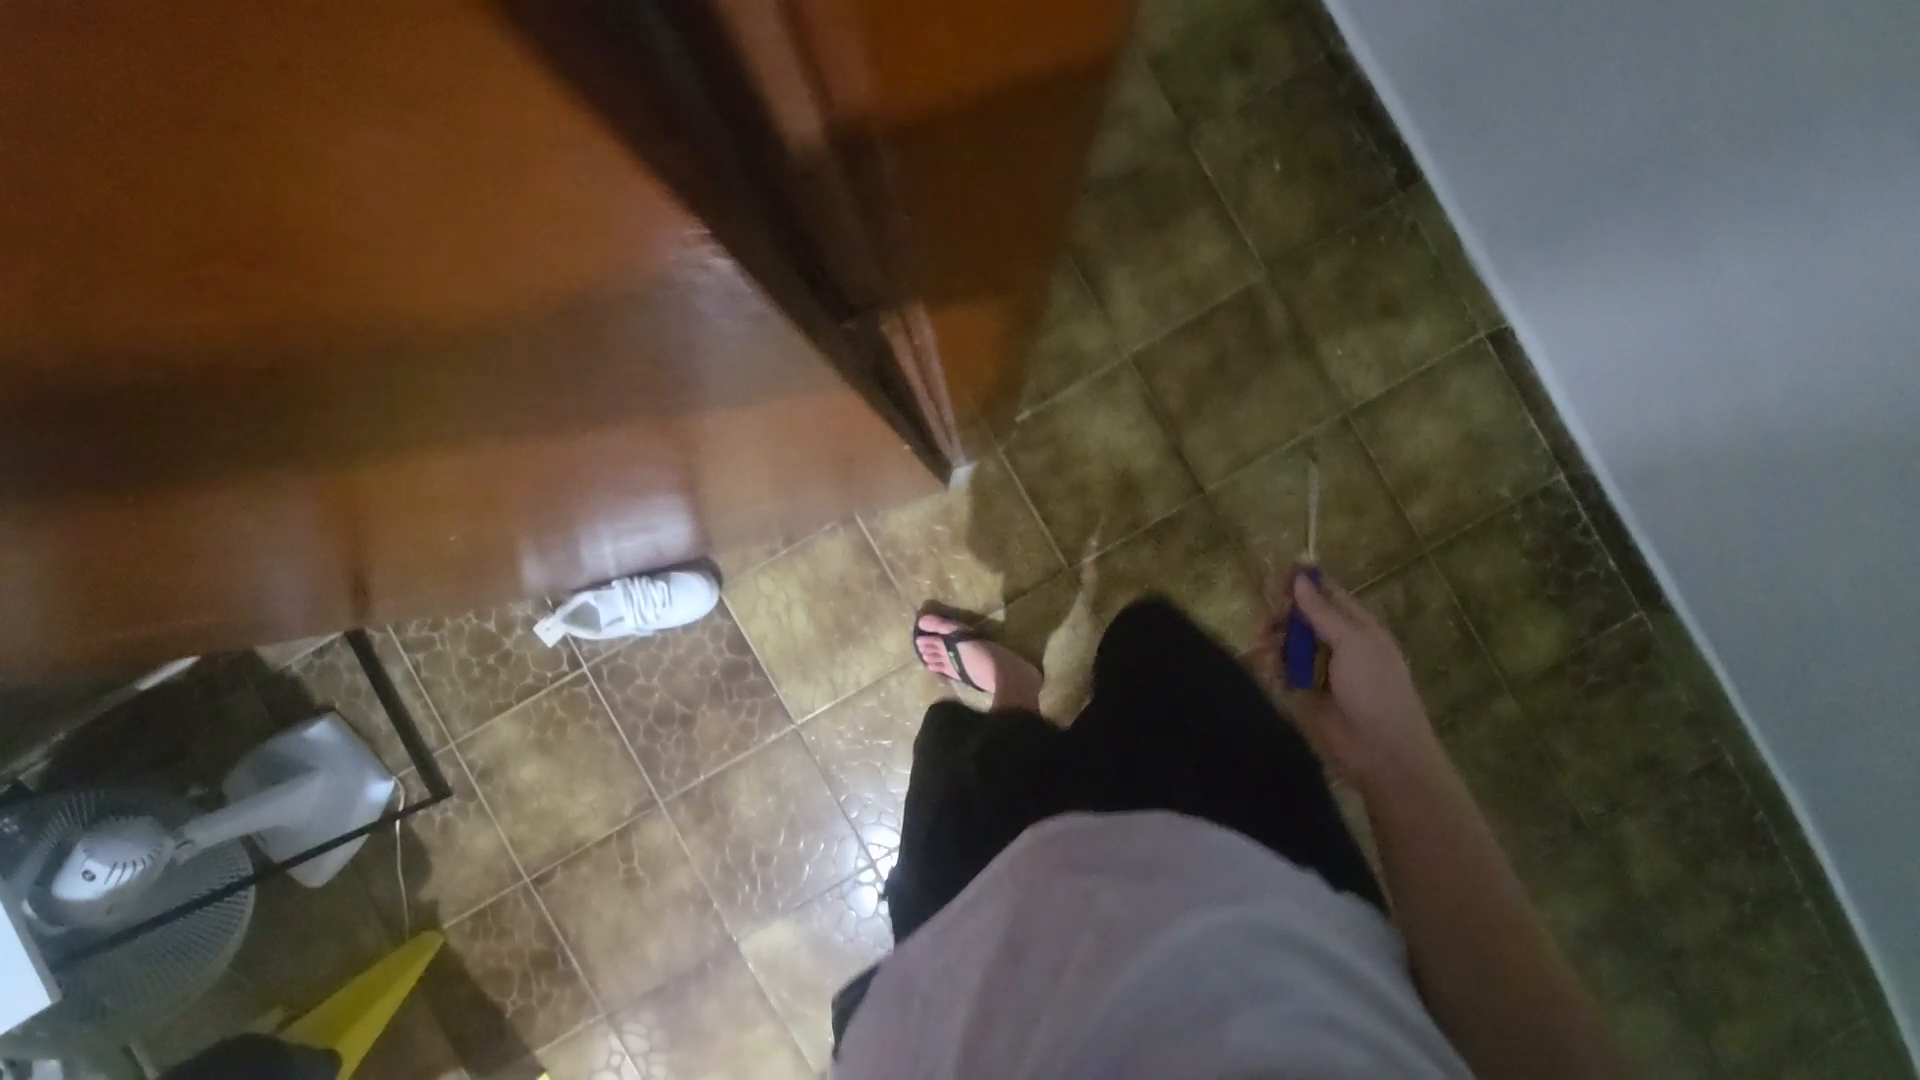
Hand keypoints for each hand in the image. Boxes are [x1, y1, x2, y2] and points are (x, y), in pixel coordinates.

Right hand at [1265, 569, 1443, 786]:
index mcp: (1356, 626)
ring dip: (1272, 640)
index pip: (1325, 593)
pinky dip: (1270, 664)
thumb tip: (1299, 578)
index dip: (1301, 583)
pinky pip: (1280, 669)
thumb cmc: (1375, 689)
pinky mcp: (1302, 691)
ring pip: (1286, 641)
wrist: (1380, 750)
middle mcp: (1336, 642)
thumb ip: (1322, 611)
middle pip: (1300, 617)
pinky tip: (1266, 668)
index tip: (1273, 578)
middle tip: (1263, 625)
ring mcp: (1318, 667)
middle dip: (1279, 615)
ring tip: (1262, 649)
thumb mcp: (1353, 642)